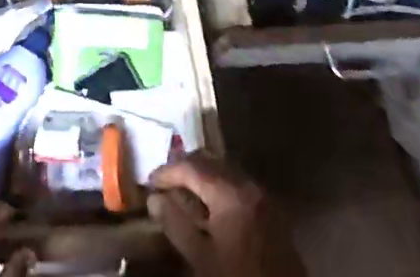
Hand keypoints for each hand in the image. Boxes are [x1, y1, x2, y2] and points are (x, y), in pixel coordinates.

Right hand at [148, 155, 303, 276]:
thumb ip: (175, 224)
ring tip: (183, 192)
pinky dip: (219, 187)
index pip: (191, 167)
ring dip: (202, 177)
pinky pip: (238, 185)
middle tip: (164, 183)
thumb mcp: (201, 257)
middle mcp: (248, 185)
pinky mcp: (271, 212)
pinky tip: (209, 206)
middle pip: (209, 162)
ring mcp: (263, 197)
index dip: (167, 172)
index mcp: (230, 191)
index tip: (149, 183)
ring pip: (224, 171)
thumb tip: (154, 198)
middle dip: (184, 169)